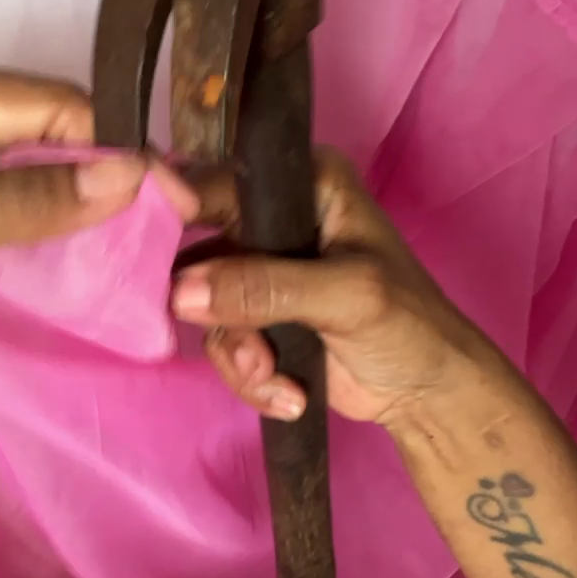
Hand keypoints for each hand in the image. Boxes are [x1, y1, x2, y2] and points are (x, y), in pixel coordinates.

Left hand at [0, 47, 191, 408]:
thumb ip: (16, 203)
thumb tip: (128, 176)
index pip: (42, 105)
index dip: (118, 151)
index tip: (184, 203)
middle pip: (33, 135)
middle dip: (99, 180)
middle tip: (172, 235)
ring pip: (13, 174)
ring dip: (66, 210)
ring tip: (140, 254)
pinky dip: (25, 233)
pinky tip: (70, 264)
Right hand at [171, 149, 521, 429]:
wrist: (426, 395)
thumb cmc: (408, 325)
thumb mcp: (346, 296)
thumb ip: (265, 288)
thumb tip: (179, 294)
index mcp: (301, 182)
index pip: (217, 182)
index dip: (177, 213)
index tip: (150, 256)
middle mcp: (269, 216)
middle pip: (194, 243)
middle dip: (210, 303)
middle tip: (239, 341)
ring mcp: (257, 267)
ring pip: (199, 301)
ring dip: (236, 349)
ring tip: (273, 374)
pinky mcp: (251, 313)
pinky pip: (218, 337)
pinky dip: (246, 372)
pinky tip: (288, 393)